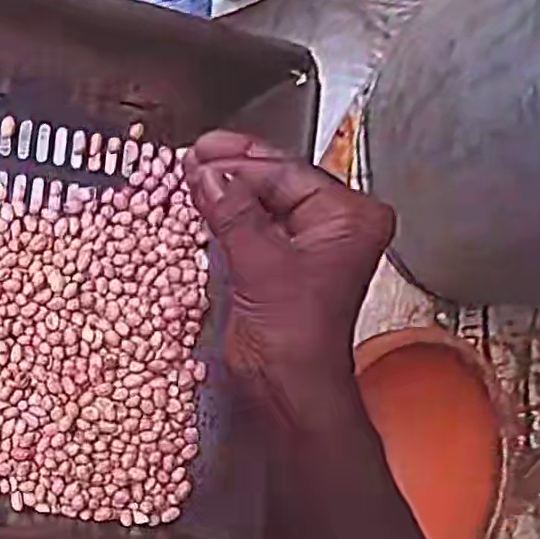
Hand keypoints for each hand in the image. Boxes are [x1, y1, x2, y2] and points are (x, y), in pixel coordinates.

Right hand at [183, 131, 394, 420]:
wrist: (287, 385)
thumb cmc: (293, 333)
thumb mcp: (261, 264)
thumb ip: (232, 214)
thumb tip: (205, 172)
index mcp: (348, 217)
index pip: (288, 175)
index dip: (241, 164)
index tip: (201, 155)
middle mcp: (330, 227)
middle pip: (276, 184)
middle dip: (233, 170)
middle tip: (195, 153)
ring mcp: (301, 248)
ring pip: (259, 206)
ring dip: (224, 193)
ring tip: (190, 174)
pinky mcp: (274, 268)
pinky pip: (247, 231)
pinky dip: (222, 219)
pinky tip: (200, 206)